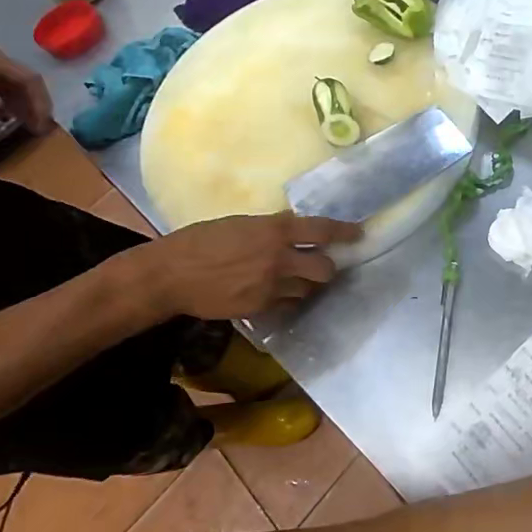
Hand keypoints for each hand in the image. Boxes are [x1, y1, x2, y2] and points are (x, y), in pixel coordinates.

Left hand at [0, 18, 52, 131]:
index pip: (29, 80)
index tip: (43, 125)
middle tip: (41, 130)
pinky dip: (13, 101)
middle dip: (38, 106)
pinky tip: (9, 114)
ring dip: (27, 104)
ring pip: (19, 85)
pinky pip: (5, 85)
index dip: (40, 103)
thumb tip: (0, 108)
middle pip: (29, 82)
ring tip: (30, 126)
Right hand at [136, 213, 362, 320]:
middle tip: (321, 265)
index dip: (344, 232)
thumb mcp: (240, 224)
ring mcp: (271, 286)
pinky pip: (286, 304)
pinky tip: (276, 294)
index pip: (321, 230)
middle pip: (325, 268)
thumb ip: (270, 227)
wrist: (172, 275)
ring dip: (306, 285)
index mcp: (275, 230)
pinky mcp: (260, 308)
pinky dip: (286, 299)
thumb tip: (291, 226)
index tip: (359, 234)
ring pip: (307, 290)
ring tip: (295, 281)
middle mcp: (280, 258)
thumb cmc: (201, 240)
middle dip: (327, 268)